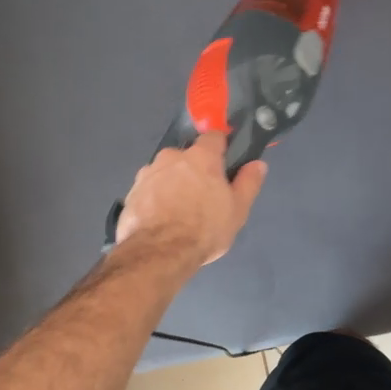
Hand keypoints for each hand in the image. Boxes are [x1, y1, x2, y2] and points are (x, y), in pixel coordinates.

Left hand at [114, 131, 267, 264]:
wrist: (160, 252)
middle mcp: (171, 157)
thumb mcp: (238, 210)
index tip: (225, 163)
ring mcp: (148, 173)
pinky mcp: (131, 192)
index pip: (214, 136)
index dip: (221, 147)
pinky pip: (149, 190)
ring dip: (173, 184)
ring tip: (180, 213)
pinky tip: (162, 221)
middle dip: (194, 170)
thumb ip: (248, 183)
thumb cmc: (206, 228)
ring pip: (166, 173)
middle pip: (187, 157)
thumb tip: (258, 164)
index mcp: (201, 157)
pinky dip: (156, 199)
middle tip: (203, 196)